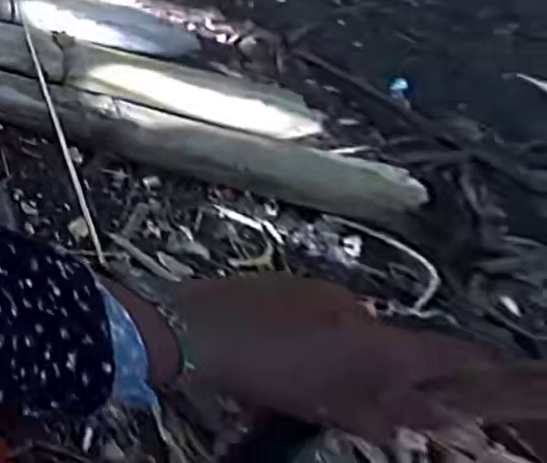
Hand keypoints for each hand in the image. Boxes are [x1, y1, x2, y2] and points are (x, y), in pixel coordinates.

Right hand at [112, 274, 526, 444]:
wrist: (193, 339)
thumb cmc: (249, 308)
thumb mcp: (303, 289)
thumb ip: (350, 307)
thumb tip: (369, 323)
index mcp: (394, 357)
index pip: (465, 359)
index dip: (491, 356)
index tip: (512, 357)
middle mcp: (392, 397)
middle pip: (448, 402)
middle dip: (459, 391)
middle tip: (468, 378)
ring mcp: (356, 413)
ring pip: (407, 416)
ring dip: (412, 401)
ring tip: (403, 383)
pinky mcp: (320, 413)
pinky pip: (366, 413)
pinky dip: (368, 401)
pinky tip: (344, 380)